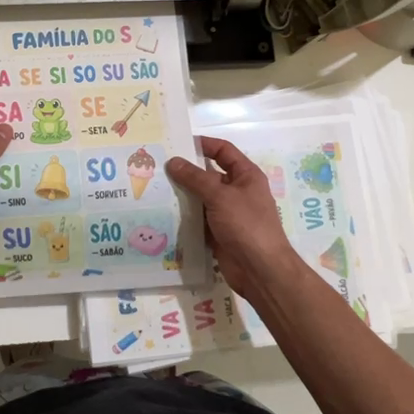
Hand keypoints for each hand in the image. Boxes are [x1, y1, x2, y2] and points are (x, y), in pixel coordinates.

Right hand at [166, 136, 301, 300]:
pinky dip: (184, 218)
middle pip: (208, 175)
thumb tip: (173, 162)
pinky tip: (162, 215)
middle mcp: (237, 192)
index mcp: (245, 176)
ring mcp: (227, 214)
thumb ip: (195, 178)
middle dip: (186, 172)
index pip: (223, 151)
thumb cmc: (246, 225)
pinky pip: (198, 220)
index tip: (178, 143)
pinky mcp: (218, 233)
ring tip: (153, 190)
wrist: (260, 270)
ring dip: (182, 196)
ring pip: (201, 199)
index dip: (203, 144)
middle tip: (157, 168)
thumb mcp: (220, 196)